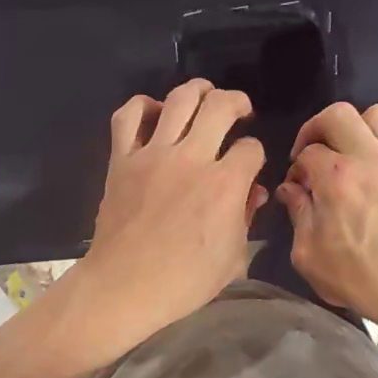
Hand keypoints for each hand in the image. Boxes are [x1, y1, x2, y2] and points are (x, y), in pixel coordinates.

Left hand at [58, 80, 267, 355]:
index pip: (251, 148)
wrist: (124, 287)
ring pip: (179, 100)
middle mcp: (191, 158)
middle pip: (220, 106)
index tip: (250, 165)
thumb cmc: (184, 281)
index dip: (255, 154)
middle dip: (237, 102)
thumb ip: (246, 218)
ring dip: (198, 90)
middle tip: (240, 110)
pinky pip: (128, 117)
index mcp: (224, 184)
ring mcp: (153, 155)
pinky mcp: (122, 159)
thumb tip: (253, 192)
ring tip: (205, 95)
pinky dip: (143, 105)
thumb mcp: (233, 258)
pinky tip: (155, 111)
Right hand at [277, 102, 377, 343]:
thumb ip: (298, 215)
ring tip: (351, 152)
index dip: (296, 166)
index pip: (307, 151)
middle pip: (339, 114)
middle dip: (317, 127)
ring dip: (358, 126)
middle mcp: (371, 157)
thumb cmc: (360, 279)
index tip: (298, 186)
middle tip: (314, 150)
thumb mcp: (309, 255)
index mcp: (336, 176)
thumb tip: (291, 190)